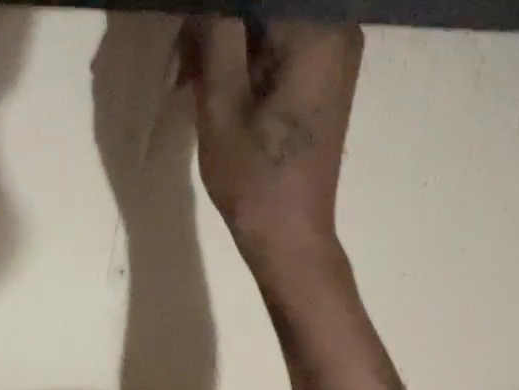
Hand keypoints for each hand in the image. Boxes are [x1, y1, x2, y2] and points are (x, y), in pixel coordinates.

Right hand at [187, 18, 362, 265]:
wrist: (289, 237)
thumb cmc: (254, 179)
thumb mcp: (221, 105)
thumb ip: (216, 33)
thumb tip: (206, 3)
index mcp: (316, 30)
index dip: (210, 13)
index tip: (185, 41)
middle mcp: (336, 29)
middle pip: (263, 6)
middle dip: (217, 25)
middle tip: (182, 65)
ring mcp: (333, 52)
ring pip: (267, 24)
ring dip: (225, 43)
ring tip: (191, 79)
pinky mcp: (323, 75)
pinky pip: (277, 45)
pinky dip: (243, 59)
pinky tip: (215, 86)